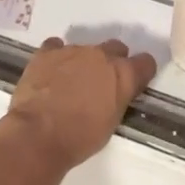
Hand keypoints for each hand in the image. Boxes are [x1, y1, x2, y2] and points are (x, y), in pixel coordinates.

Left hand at [4, 38, 157, 172]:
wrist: (38, 135)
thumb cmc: (80, 138)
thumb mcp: (111, 122)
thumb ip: (117, 99)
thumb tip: (112, 94)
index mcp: (123, 75)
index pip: (145, 63)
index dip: (140, 72)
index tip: (133, 83)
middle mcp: (101, 55)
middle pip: (115, 48)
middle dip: (111, 62)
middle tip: (101, 83)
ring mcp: (72, 50)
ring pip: (84, 48)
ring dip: (82, 62)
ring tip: (69, 83)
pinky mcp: (46, 53)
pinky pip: (55, 47)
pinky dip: (56, 57)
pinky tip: (50, 72)